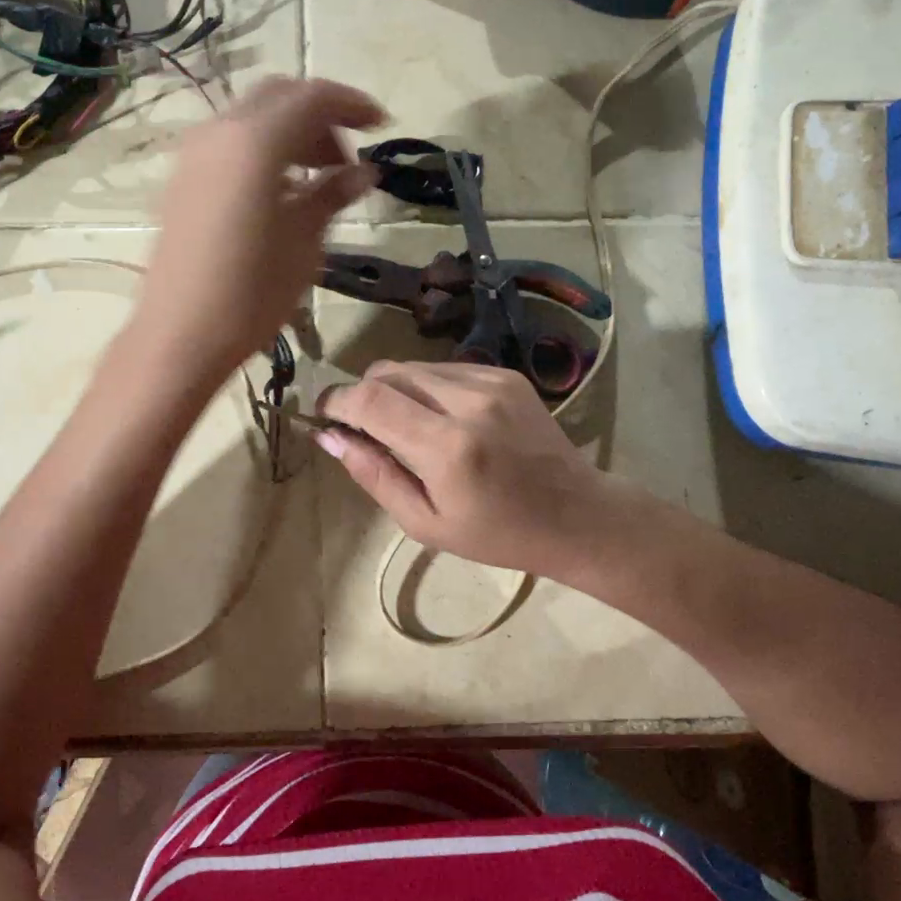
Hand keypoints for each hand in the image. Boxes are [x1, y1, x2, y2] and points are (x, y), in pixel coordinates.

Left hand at [129, 78, 386, 378]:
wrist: (180, 337)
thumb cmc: (251, 296)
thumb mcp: (303, 245)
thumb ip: (332, 195)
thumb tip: (363, 172)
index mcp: (256, 141)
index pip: (314, 97)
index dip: (353, 105)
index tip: (381, 126)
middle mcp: (220, 133)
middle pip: (279, 97)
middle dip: (319, 116)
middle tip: (345, 159)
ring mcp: (193, 155)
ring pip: (251, 119)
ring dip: (289, 133)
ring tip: (316, 180)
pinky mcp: (180, 181)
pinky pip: (228, 145)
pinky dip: (260, 151)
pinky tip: (277, 194)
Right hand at [317, 362, 611, 574]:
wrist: (576, 515)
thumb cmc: (495, 534)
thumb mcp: (424, 523)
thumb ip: (374, 475)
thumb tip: (329, 438)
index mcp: (448, 448)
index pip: (370, 400)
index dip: (336, 402)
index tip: (323, 416)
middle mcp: (469, 402)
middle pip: (387, 372)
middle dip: (361, 394)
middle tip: (360, 429)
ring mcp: (492, 382)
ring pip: (413, 366)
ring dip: (392, 390)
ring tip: (402, 428)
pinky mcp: (506, 375)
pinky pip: (443, 369)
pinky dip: (425, 388)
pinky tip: (438, 420)